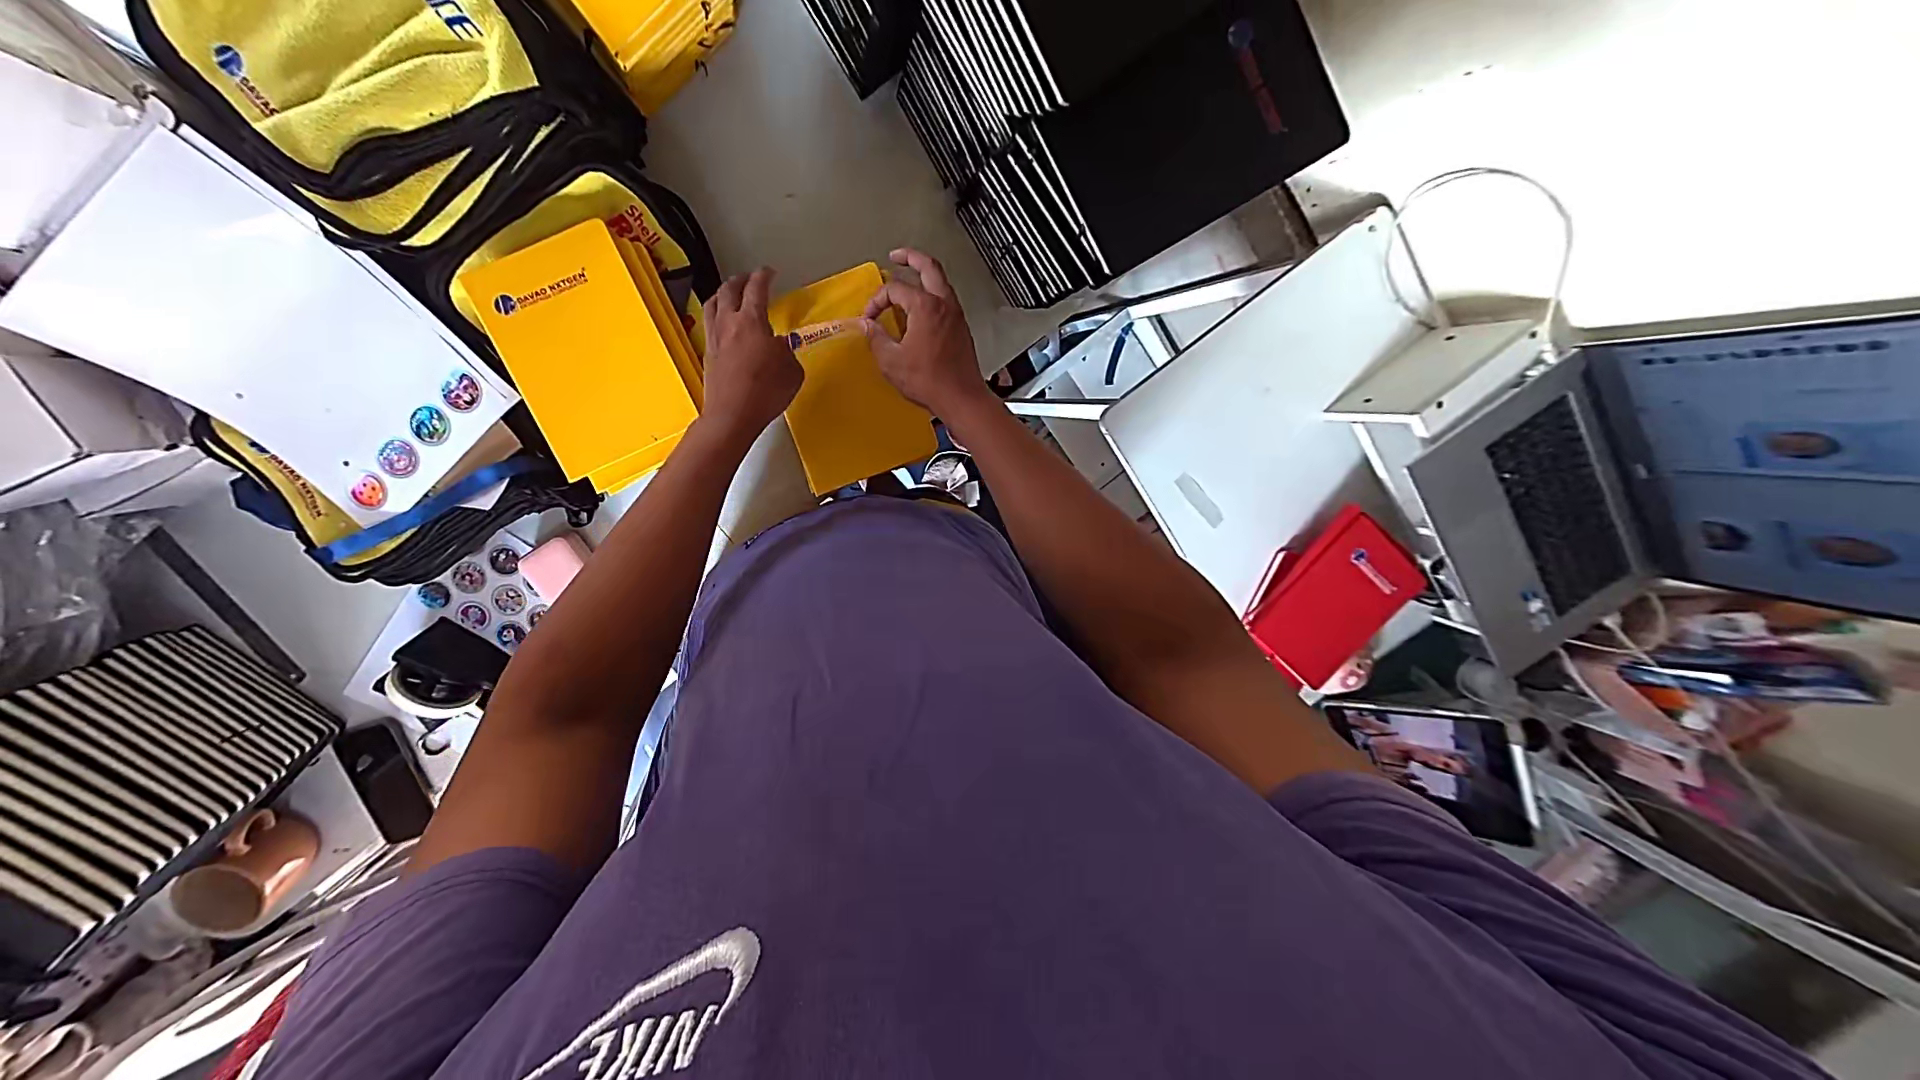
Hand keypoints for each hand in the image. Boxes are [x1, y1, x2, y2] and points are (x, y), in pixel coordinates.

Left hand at [698, 268, 803, 450]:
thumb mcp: (791, 370)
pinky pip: (709, 324)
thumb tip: (781, 345)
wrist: (733, 414)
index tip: (768, 272)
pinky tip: (722, 322)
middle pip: (729, 290)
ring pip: (713, 304)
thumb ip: (787, 351)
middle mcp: (729, 323)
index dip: (763, 277)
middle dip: (740, 280)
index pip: (757, 289)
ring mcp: (715, 338)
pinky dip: (716, 314)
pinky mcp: (707, 354)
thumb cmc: (766, 392)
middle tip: (748, 279)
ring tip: (729, 293)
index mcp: (752, 321)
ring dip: (722, 293)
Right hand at [860, 249, 992, 417]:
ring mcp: (956, 316)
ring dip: (925, 275)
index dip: (877, 300)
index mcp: (925, 307)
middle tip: (897, 256)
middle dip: (910, 257)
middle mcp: (944, 305)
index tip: (870, 316)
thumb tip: (868, 328)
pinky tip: (924, 307)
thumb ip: (877, 339)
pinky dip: (933, 294)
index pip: (895, 289)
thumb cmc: (932, 382)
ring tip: (911, 277)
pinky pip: (946, 300)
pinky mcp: (961, 329)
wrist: (961, 398)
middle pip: (928, 267)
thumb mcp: (891, 361)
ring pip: (941, 282)